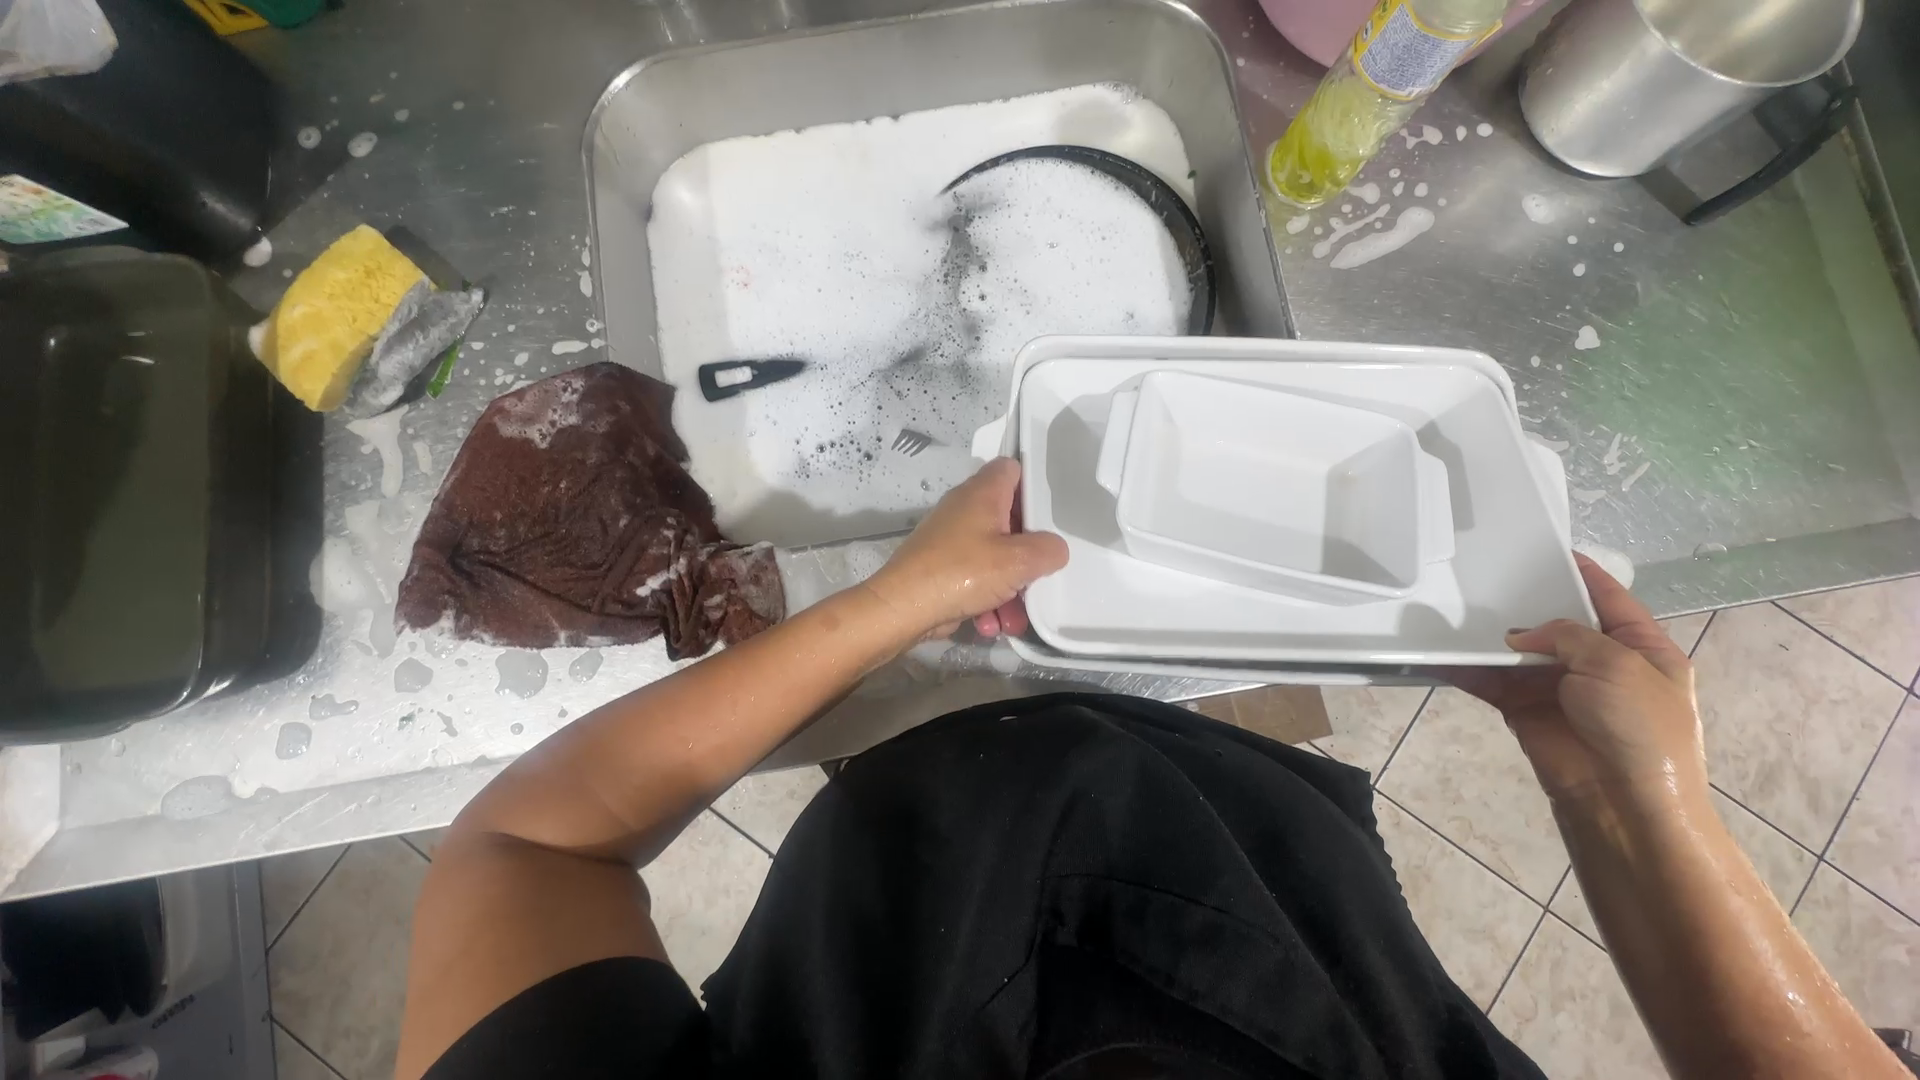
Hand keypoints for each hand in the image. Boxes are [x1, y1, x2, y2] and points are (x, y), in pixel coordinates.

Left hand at [864, 458, 1068, 640]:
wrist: (904, 608)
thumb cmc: (962, 573)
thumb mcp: (1018, 562)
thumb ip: (1048, 550)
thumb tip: (1054, 550)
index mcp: (983, 493)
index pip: (1013, 469)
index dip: (1034, 486)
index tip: (1052, 513)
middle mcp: (965, 509)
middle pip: (1009, 519)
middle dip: (1027, 552)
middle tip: (1041, 570)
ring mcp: (951, 539)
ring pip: (994, 556)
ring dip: (1010, 587)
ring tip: (1016, 616)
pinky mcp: (943, 567)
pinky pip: (976, 578)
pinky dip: (987, 599)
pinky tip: (992, 623)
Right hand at [1448, 554, 1706, 808]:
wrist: (1621, 799)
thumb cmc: (1639, 727)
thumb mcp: (1616, 665)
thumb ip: (1566, 635)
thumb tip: (1518, 636)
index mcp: (1639, 649)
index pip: (1609, 599)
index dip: (1583, 573)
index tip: (1548, 549)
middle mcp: (1598, 664)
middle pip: (1555, 622)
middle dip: (1524, 602)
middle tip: (1486, 576)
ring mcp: (1558, 687)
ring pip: (1517, 651)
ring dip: (1491, 636)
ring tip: (1455, 607)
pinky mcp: (1523, 708)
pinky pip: (1490, 680)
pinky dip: (1466, 668)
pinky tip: (1441, 652)